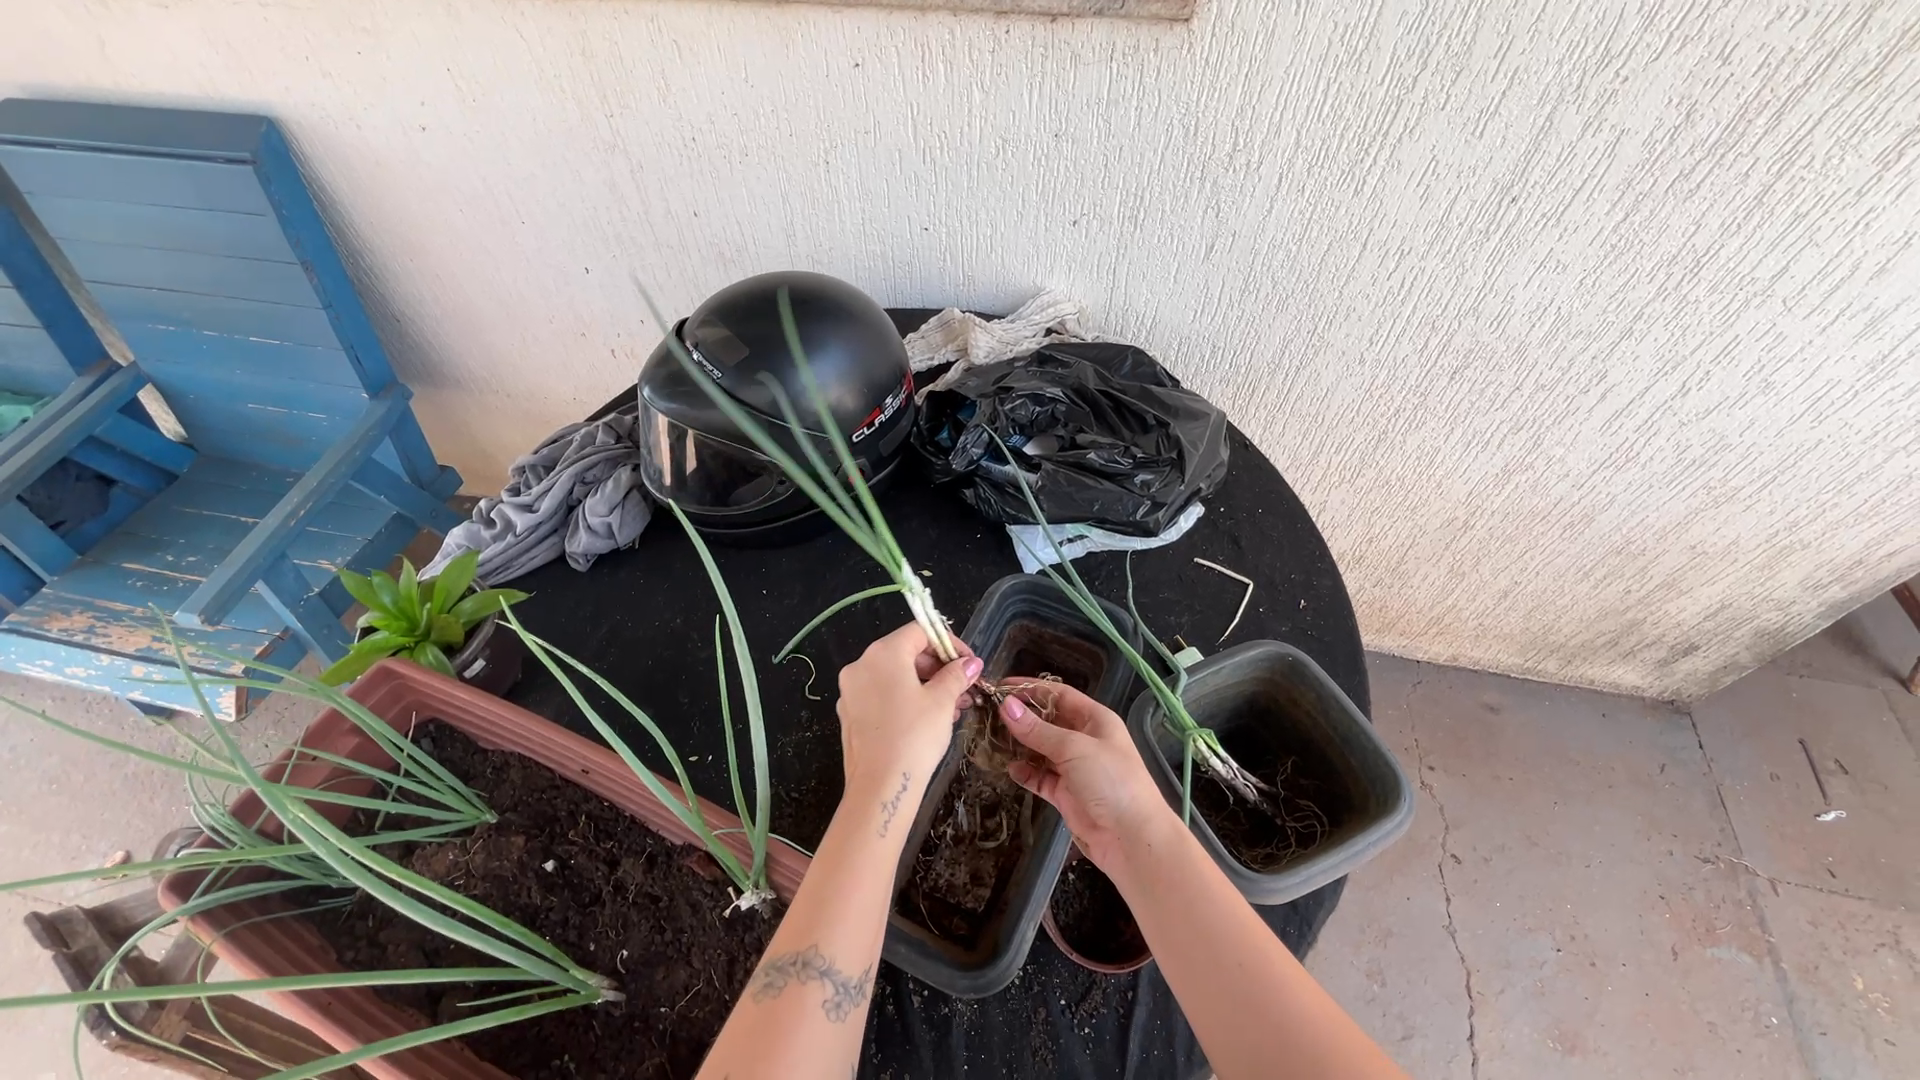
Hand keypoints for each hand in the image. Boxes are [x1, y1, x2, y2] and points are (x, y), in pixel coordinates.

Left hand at [835, 622, 980, 793]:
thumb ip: (957, 675)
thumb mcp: (942, 701)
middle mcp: (861, 665)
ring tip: (952, 707)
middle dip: (938, 667)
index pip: (919, 631)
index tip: (969, 662)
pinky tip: (928, 719)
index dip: (948, 643)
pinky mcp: (849, 714)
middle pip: (905, 652)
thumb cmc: (914, 736)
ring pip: (894, 676)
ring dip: (925, 685)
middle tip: (963, 687)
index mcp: (883, 653)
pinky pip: (881, 695)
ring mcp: (851, 691)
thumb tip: (970, 663)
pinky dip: (905, 699)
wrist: (879, 786)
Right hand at [1000, 681, 1173, 874]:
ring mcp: (1075, 768)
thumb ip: (1038, 730)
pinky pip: (1040, 777)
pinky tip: (1010, 768)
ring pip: (1041, 749)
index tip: (1001, 686)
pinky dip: (1026, 773)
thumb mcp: (1074, 748)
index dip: (1031, 688)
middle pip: (1048, 721)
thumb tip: (1006, 706)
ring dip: (1020, 745)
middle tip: (990, 713)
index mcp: (1096, 720)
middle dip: (1022, 717)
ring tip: (992, 738)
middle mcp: (1085, 740)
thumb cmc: (1111, 781)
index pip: (1060, 695)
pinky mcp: (1066, 794)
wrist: (1132, 839)